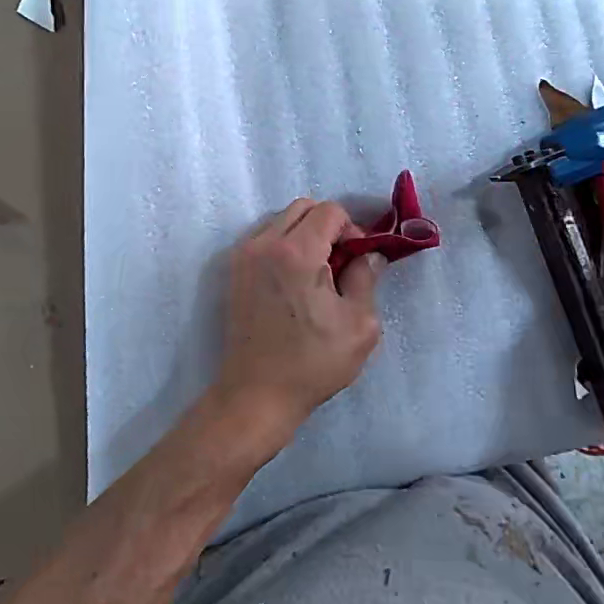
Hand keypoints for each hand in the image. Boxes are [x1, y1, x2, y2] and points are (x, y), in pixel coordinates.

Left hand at [214, 199, 384, 437]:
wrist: (255, 396)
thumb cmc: (312, 363)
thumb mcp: (359, 324)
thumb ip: (366, 278)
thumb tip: (369, 255)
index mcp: (297, 253)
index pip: (330, 211)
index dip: (352, 230)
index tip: (357, 260)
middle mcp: (265, 245)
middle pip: (304, 207)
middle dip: (328, 226)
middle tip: (340, 262)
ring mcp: (244, 257)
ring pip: (283, 220)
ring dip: (305, 234)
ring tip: (316, 273)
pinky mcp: (234, 272)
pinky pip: (265, 238)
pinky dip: (285, 246)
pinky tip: (294, 281)